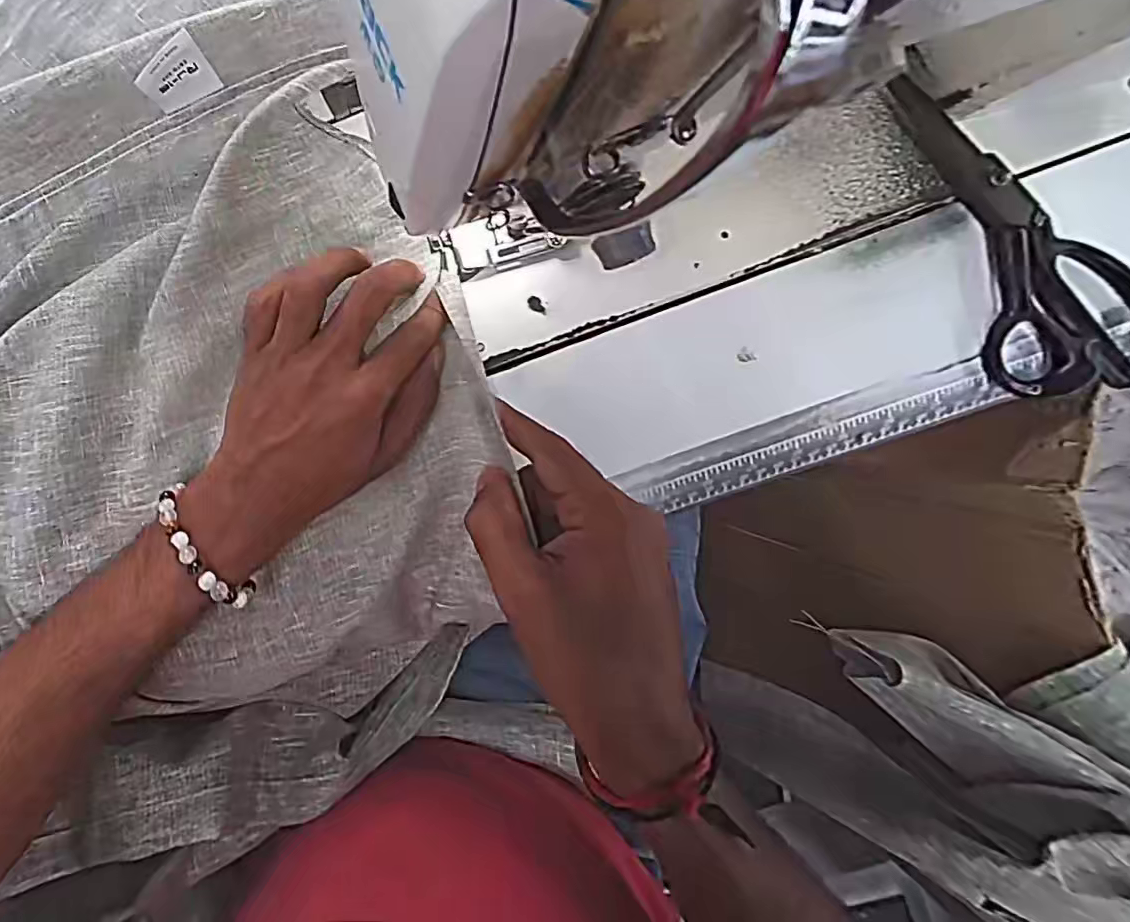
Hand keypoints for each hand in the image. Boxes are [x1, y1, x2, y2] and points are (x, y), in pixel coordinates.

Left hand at [181, 248, 448, 582]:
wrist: (257, 489)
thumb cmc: (315, 478)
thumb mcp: (384, 454)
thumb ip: (415, 405)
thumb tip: (432, 360)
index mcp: (361, 397)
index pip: (410, 338)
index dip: (431, 316)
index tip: (433, 309)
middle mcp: (324, 368)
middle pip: (367, 297)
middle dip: (398, 275)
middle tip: (407, 274)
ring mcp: (286, 356)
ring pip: (310, 287)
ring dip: (339, 263)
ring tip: (357, 262)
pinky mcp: (256, 354)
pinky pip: (264, 303)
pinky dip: (285, 282)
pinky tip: (304, 281)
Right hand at [463, 401, 702, 795]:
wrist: (639, 724)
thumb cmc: (582, 661)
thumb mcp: (520, 589)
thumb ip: (495, 523)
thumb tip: (489, 478)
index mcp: (607, 516)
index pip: (552, 452)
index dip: (516, 426)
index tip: (488, 405)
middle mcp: (633, 517)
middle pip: (560, 480)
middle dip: (521, 498)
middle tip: (494, 533)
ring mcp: (641, 539)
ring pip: (571, 506)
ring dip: (538, 524)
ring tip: (524, 573)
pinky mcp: (639, 561)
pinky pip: (586, 528)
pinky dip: (556, 538)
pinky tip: (544, 577)